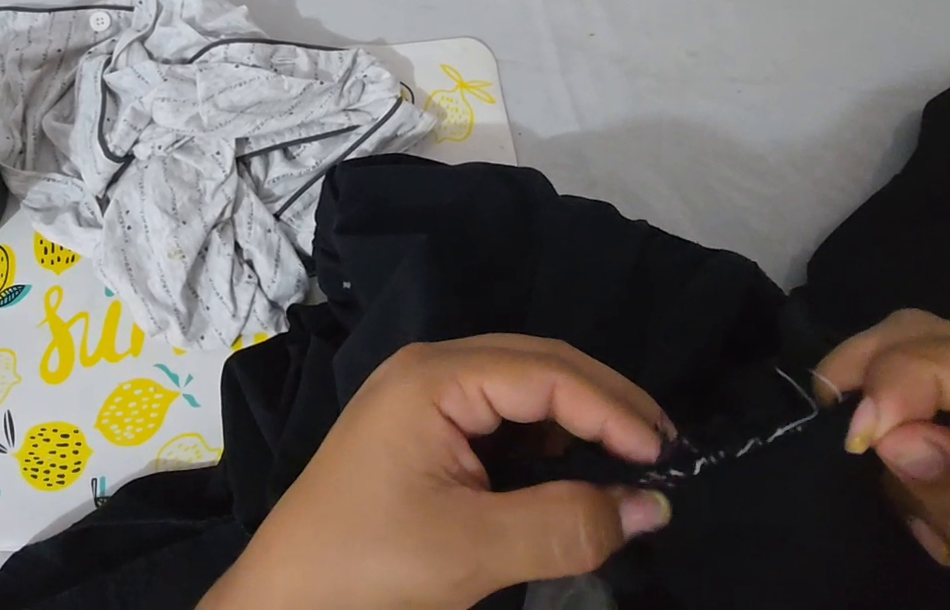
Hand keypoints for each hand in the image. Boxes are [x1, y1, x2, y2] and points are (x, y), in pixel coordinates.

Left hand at [199, 335, 676, 609]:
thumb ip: (566, 526)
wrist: (282, 597)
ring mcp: (419, 390)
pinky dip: (539, 431)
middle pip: (532, 362)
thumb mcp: (472, 550)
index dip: (610, 407)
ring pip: (515, 382)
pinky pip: (493, 409)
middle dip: (599, 398)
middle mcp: (427, 366)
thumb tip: (653, 506)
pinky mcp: (418, 422)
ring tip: (626, 452)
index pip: (543, 372)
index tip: (667, 453)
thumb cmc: (368, 566)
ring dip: (573, 412)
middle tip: (661, 445)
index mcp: (434, 376)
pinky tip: (565, 461)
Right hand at [817, 310, 949, 608]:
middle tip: (836, 433)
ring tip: (882, 480)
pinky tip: (913, 508)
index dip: (910, 376)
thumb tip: (896, 433)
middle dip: (878, 368)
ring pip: (930, 363)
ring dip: (880, 403)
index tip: (856, 438)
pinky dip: (892, 439)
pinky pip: (925, 410)